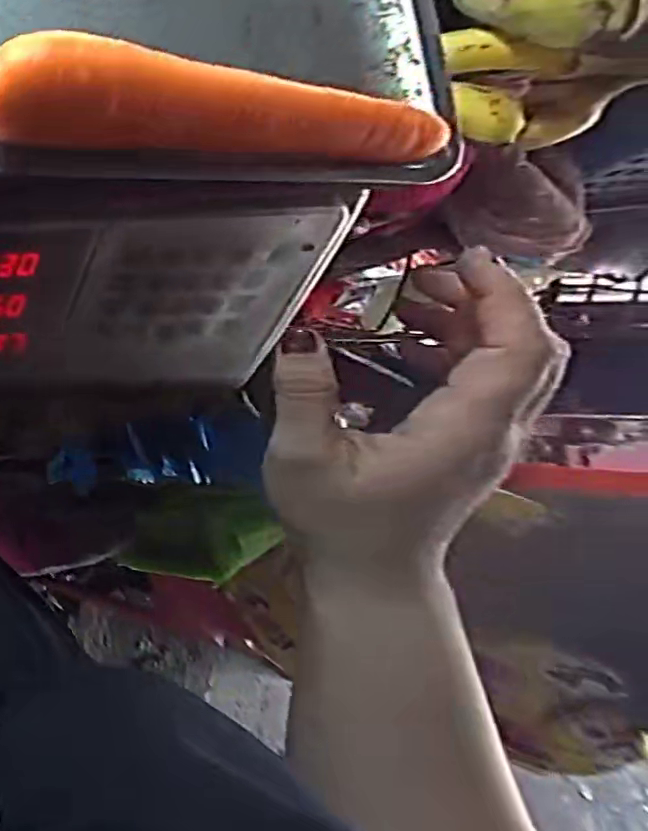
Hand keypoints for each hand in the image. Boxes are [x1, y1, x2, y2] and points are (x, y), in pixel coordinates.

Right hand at [263, 247, 567, 588]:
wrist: (369, 571)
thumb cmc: (337, 518)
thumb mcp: (305, 455)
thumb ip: (305, 394)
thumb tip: (302, 335)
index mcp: (464, 428)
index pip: (516, 350)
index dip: (500, 298)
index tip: (461, 260)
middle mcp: (492, 429)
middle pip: (529, 352)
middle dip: (490, 300)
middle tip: (429, 271)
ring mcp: (485, 438)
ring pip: (512, 366)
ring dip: (475, 322)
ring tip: (415, 296)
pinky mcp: (465, 443)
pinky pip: (486, 382)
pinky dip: (460, 348)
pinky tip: (408, 340)